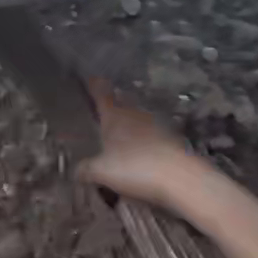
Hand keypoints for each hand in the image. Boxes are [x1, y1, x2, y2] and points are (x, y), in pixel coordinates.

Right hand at [75, 78, 218, 211]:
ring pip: (139, 117)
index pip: (102, 94)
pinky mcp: (173, 141)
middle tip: (104, 105)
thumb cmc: (135, 168)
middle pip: (122, 101)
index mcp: (114, 116)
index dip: (95, 85)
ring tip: (121, 131)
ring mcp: (156, 126)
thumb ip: (85, 169)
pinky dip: (145, 138)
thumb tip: (74, 171)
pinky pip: (153, 134)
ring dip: (131, 121)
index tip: (90, 77)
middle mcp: (135, 115)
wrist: (182, 180)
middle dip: (114, 102)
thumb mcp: (101, 172)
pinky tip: (141, 151)